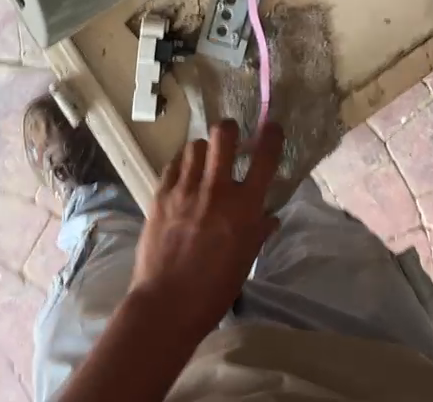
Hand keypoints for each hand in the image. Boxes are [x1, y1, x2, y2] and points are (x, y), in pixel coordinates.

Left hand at [131, 120, 284, 337]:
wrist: (167, 304)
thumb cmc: (214, 289)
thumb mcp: (245, 261)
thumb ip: (258, 232)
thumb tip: (270, 217)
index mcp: (244, 207)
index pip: (265, 158)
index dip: (271, 136)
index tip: (272, 127)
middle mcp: (217, 190)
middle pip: (223, 136)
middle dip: (229, 129)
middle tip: (229, 138)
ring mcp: (186, 190)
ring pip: (195, 146)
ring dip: (203, 150)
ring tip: (203, 160)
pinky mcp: (160, 195)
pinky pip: (173, 165)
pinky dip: (181, 165)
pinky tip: (182, 176)